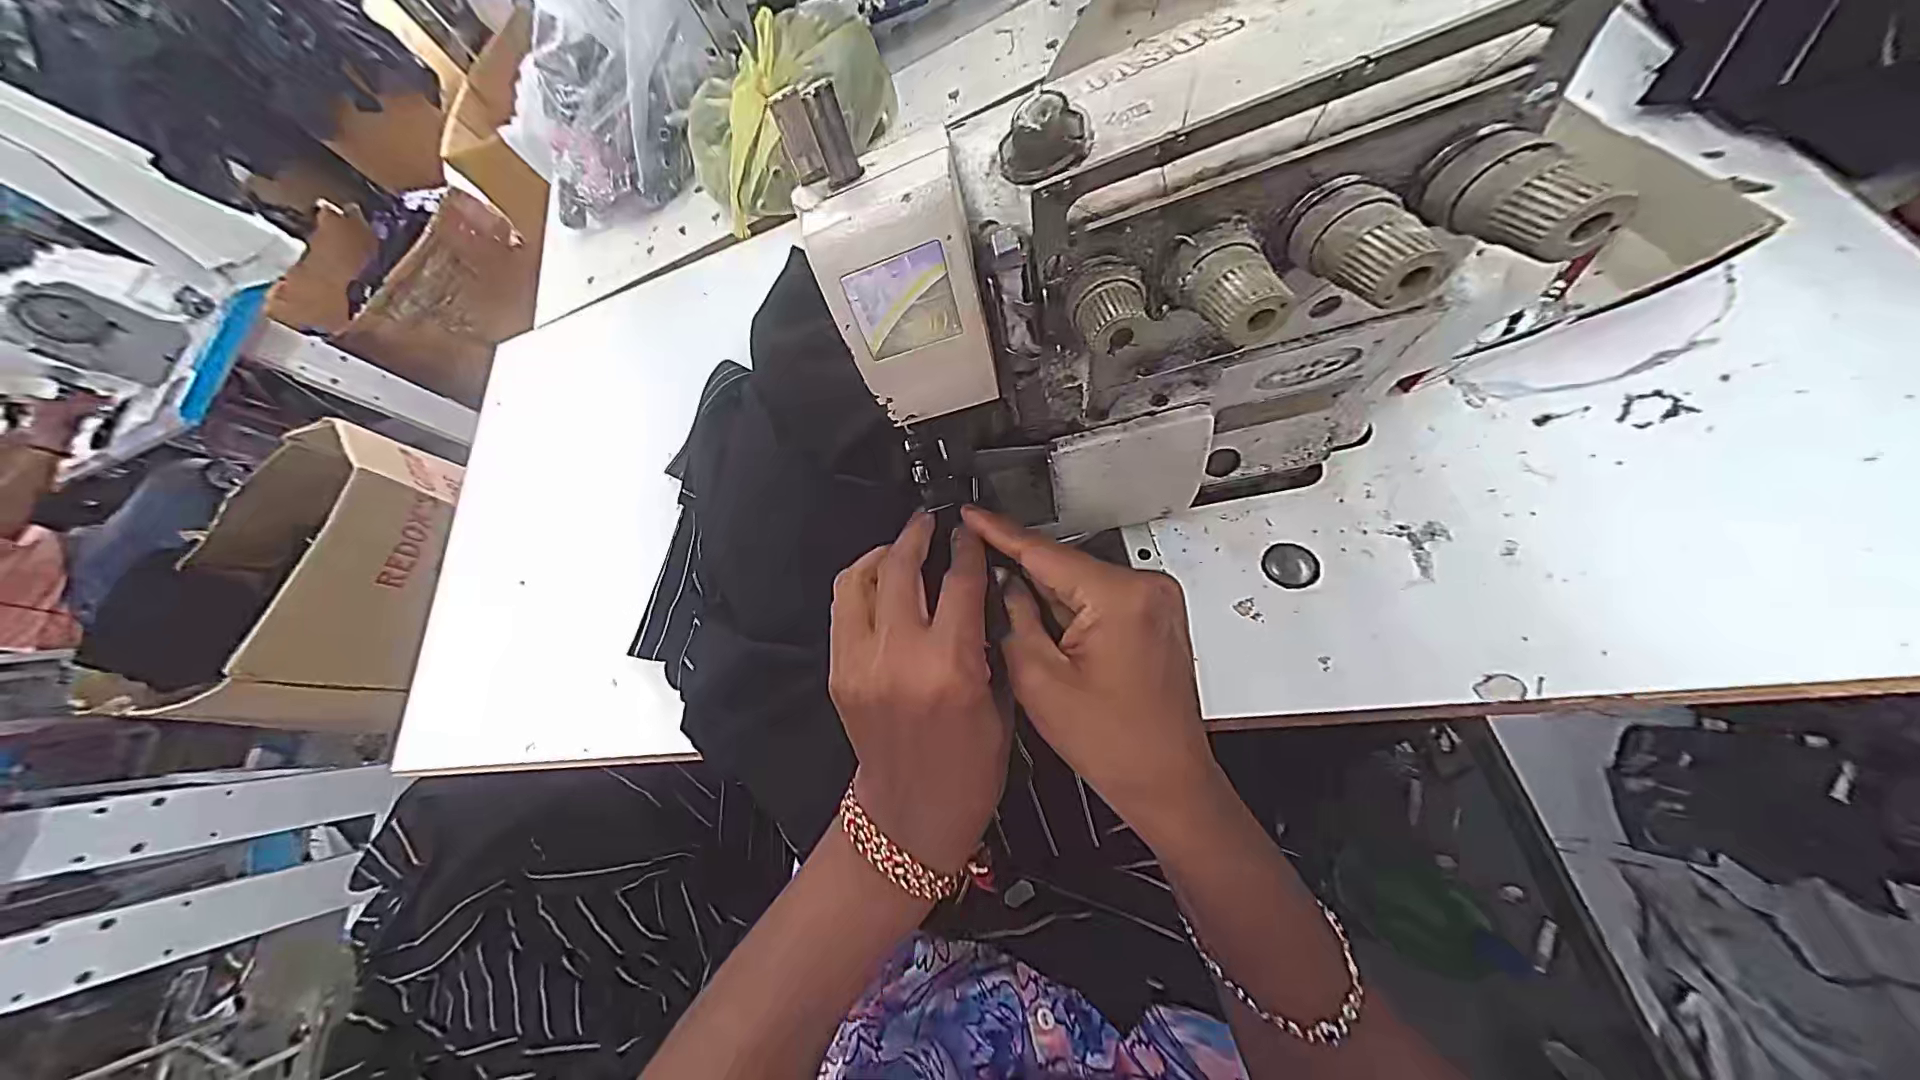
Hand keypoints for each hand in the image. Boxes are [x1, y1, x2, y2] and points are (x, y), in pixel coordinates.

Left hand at [829, 511, 1009, 874]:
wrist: (910, 817)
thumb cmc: (965, 773)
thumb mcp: (1001, 706)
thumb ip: (989, 644)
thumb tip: (982, 594)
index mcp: (951, 669)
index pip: (960, 583)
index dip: (967, 549)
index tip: (969, 534)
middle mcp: (900, 659)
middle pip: (903, 567)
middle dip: (919, 534)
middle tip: (930, 523)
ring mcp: (861, 664)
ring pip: (861, 579)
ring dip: (883, 553)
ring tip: (900, 546)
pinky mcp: (840, 672)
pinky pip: (844, 608)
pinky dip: (861, 583)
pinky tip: (878, 581)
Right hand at [962, 505, 1222, 841]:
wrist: (1166, 779)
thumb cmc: (1118, 746)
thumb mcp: (1040, 681)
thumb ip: (1014, 618)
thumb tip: (1003, 583)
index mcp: (1120, 598)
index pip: (1045, 550)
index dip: (999, 532)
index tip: (974, 516)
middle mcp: (1147, 589)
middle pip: (1065, 563)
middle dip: (1021, 572)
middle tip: (981, 579)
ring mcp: (1156, 600)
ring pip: (1080, 580)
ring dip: (1045, 594)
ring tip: (1020, 627)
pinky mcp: (1154, 614)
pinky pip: (1100, 595)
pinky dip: (1069, 607)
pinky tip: (1050, 633)